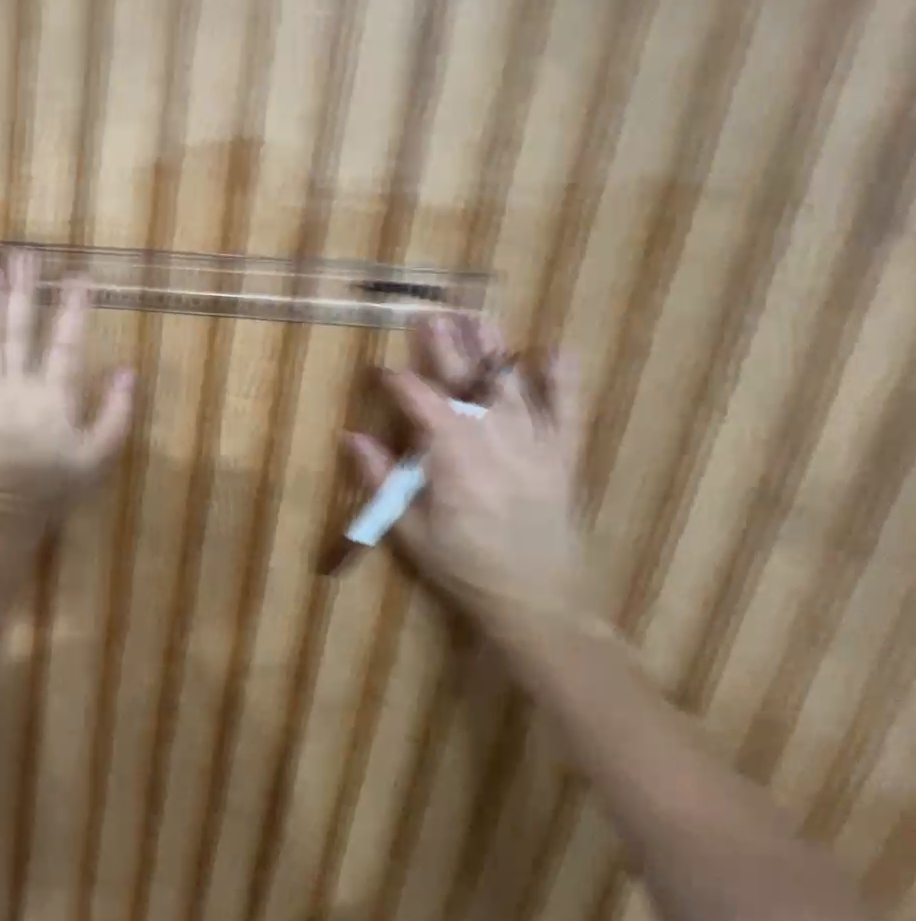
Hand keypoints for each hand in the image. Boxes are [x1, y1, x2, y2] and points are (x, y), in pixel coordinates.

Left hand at [0, 249, 134, 532]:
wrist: (4, 516)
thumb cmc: (55, 488)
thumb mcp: (98, 457)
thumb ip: (115, 413)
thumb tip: (126, 369)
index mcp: (52, 397)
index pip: (66, 342)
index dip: (73, 308)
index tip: (80, 276)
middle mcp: (15, 387)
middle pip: (18, 329)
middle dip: (23, 289)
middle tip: (23, 254)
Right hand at [342, 312, 592, 634]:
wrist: (538, 603)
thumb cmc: (463, 570)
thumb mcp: (410, 534)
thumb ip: (383, 482)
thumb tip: (352, 437)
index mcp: (457, 468)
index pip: (426, 410)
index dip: (401, 385)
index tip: (380, 370)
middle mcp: (499, 451)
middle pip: (469, 390)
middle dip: (446, 352)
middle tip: (428, 317)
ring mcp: (537, 452)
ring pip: (512, 392)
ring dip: (494, 353)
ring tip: (478, 318)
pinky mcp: (562, 461)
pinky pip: (567, 416)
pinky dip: (564, 384)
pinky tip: (556, 352)